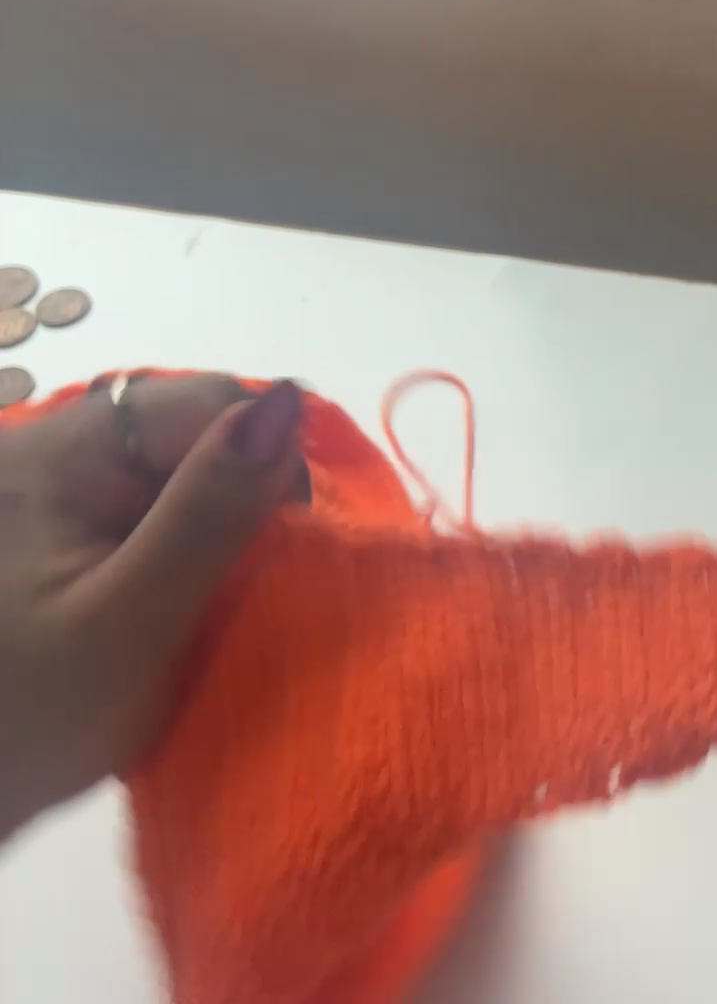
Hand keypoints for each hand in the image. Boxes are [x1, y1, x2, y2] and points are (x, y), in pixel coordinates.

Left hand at [0, 375, 306, 837]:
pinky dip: (205, 542)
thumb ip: (216, 506)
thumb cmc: (28, 714)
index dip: (270, 457)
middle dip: (251, 494)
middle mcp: (47, 455)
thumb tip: (290, 401)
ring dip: (232, 523)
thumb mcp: (137, 614)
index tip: (276, 537)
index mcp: (51, 459)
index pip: (210, 403)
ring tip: (215, 591)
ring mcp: (55, 493)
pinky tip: (193, 590)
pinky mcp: (66, 529)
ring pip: (196, 470)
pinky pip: (169, 504)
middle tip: (242, 575)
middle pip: (203, 433)